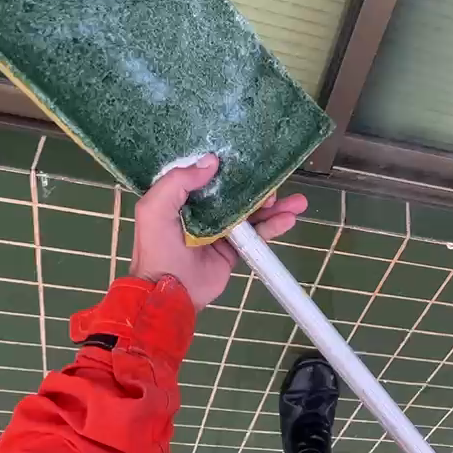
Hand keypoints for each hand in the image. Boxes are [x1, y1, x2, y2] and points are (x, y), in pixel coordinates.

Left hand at [130, 154, 306, 308]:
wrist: (170, 292)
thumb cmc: (158, 248)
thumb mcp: (155, 208)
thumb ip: (178, 181)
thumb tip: (211, 161)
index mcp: (181, 200)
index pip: (207, 177)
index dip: (227, 168)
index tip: (246, 159)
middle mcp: (203, 213)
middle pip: (236, 194)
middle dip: (257, 187)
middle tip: (275, 183)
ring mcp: (221, 232)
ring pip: (252, 213)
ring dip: (274, 207)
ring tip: (296, 202)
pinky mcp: (234, 250)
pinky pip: (257, 234)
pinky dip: (274, 226)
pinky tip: (289, 219)